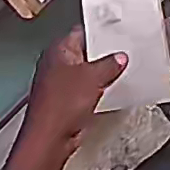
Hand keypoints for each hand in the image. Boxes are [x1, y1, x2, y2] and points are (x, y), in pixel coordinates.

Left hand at [16, 28, 126, 164]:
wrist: (50, 137)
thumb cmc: (59, 106)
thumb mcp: (94, 77)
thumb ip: (110, 64)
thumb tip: (118, 59)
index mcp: (58, 50)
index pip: (82, 32)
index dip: (100, 33)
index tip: (116, 35)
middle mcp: (55, 64)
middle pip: (84, 53)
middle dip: (102, 55)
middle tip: (119, 56)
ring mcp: (59, 82)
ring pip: (84, 72)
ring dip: (98, 75)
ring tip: (114, 75)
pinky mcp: (64, 100)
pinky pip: (84, 89)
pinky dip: (94, 91)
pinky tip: (104, 93)